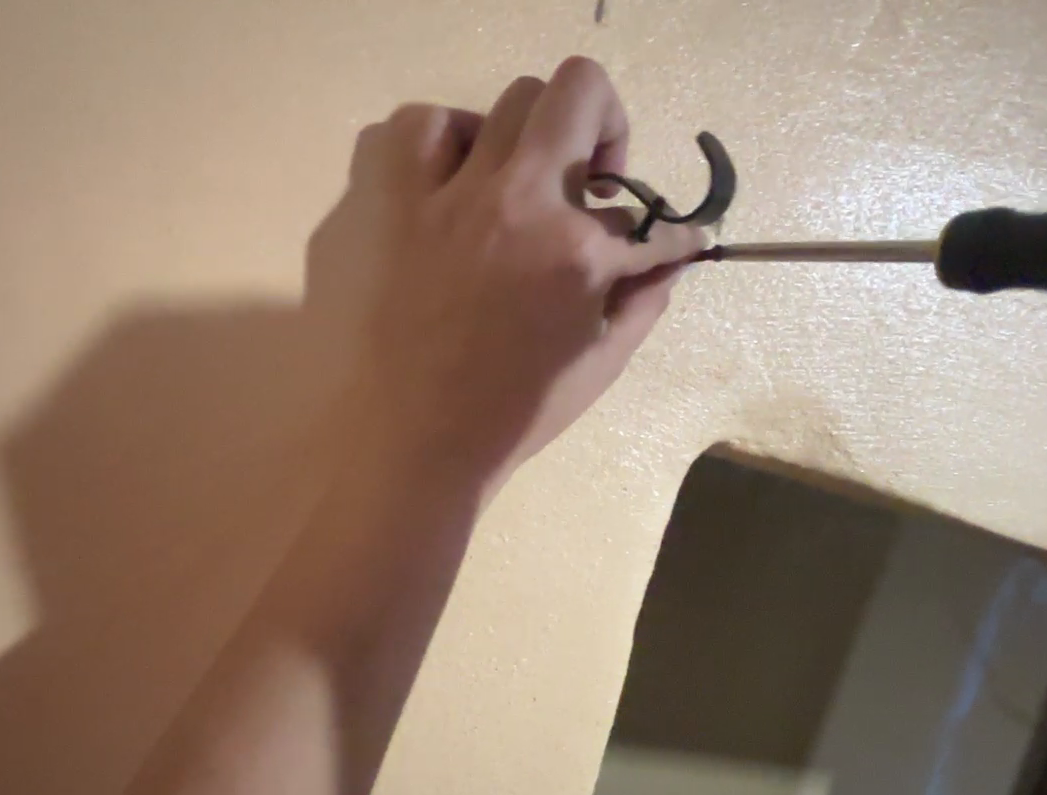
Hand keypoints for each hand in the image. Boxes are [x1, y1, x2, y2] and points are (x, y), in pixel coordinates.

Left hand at [305, 57, 704, 489]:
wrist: (403, 449)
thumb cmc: (506, 419)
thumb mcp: (595, 369)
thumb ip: (642, 302)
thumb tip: (673, 256)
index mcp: (571, 250)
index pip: (641, 214)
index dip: (660, 229)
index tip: (659, 238)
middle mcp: (509, 200)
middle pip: (572, 93)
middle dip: (600, 129)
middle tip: (587, 183)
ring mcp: (434, 195)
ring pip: (488, 106)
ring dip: (512, 145)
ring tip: (502, 194)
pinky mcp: (373, 201)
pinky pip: (403, 135)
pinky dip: (432, 156)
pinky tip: (438, 197)